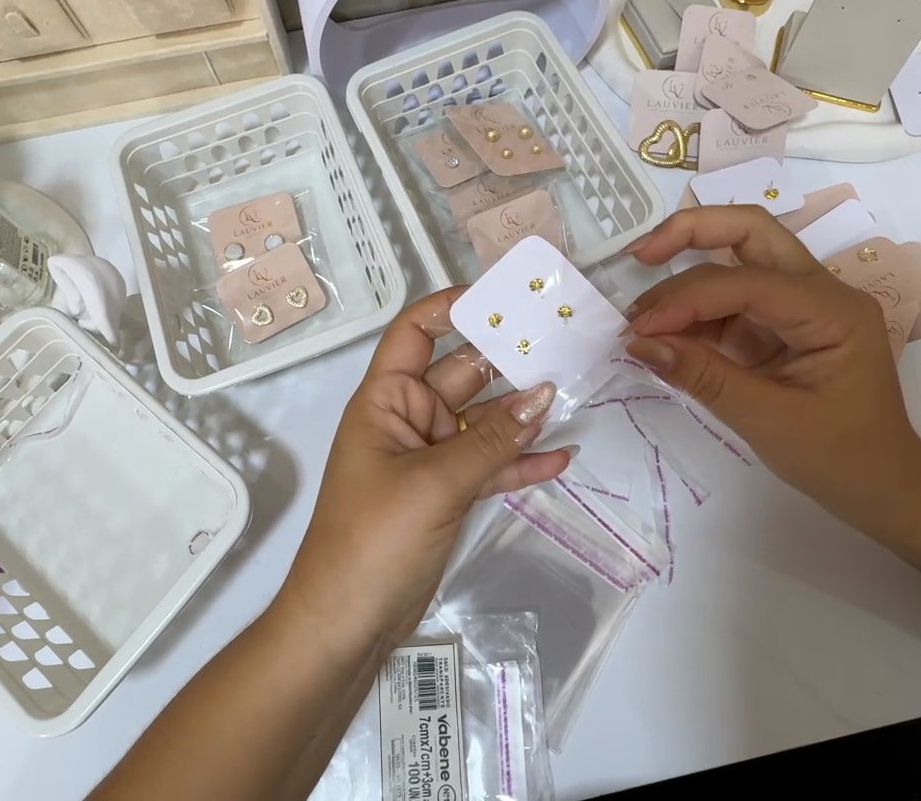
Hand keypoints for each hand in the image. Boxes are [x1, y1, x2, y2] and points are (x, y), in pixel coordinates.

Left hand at [277, 288, 569, 652]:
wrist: (346, 622)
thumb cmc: (373, 538)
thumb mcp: (434, 483)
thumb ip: (491, 441)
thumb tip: (544, 396)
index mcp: (386, 399)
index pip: (414, 333)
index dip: (451, 308)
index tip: (502, 298)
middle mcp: (408, 418)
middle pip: (462, 374)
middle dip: (508, 359)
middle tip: (564, 342)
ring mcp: (429, 457)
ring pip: (482, 421)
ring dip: (522, 413)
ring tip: (574, 394)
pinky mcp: (447, 493)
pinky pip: (488, 465)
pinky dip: (519, 462)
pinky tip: (561, 457)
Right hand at [621, 205, 920, 518]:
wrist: (881, 484)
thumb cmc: (841, 457)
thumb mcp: (768, 422)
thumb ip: (703, 376)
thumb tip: (639, 344)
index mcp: (833, 312)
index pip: (748, 282)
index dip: (687, 299)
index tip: (639, 330)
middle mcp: (819, 292)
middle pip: (751, 231)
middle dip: (690, 233)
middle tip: (638, 255)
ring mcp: (798, 303)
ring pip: (737, 255)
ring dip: (685, 275)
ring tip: (641, 318)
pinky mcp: (777, 322)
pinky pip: (729, 298)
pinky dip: (692, 310)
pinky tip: (663, 332)